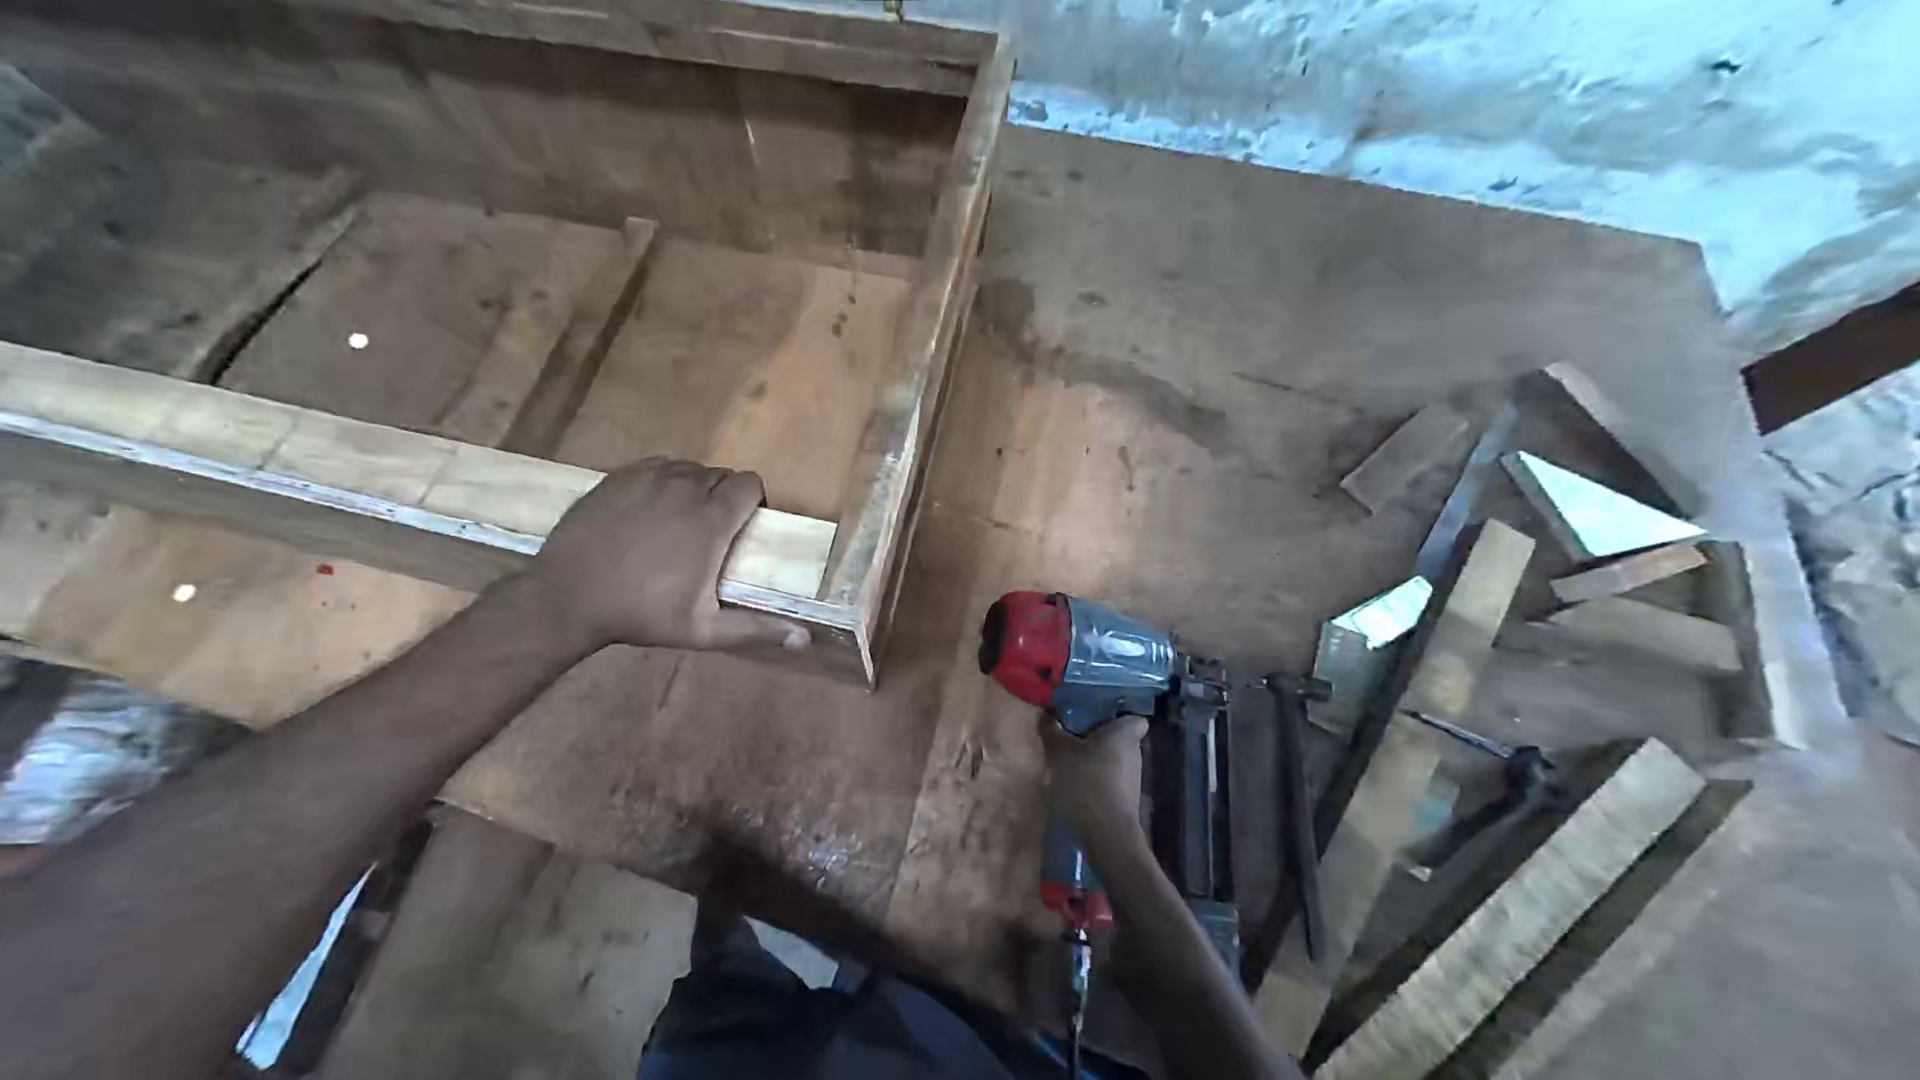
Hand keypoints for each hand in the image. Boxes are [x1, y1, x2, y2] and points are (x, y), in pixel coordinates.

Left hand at [523, 458, 810, 653]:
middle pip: (722, 475)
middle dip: (726, 497)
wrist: (565, 598)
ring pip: (689, 468)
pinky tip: (651, 509)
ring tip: (681, 519)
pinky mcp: (617, 476)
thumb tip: (805, 639)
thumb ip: (756, 629)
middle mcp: (684, 487)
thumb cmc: (641, 614)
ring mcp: (647, 478)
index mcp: (712, 518)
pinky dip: (663, 481)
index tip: (746, 526)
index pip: (750, 484)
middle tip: (714, 530)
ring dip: (695, 487)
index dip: (754, 501)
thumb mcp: (703, 629)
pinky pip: (656, 466)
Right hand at [1040, 714, 1147, 841]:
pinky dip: (1096, 777)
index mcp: (1125, 734)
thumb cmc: (1088, 782)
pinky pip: (1110, 778)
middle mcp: (1135, 752)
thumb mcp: (1061, 753)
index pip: (1133, 716)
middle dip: (1098, 735)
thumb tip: (1047, 716)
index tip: (1095, 714)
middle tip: (1073, 732)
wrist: (1107, 834)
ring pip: (1113, 758)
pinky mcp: (1126, 798)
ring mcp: (1132, 777)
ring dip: (1095, 757)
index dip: (1117, 714)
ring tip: (1069, 758)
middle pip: (1119, 736)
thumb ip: (1053, 732)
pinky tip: (1075, 782)